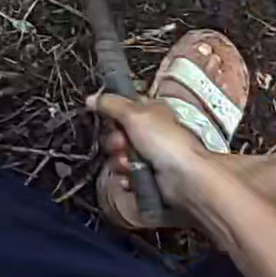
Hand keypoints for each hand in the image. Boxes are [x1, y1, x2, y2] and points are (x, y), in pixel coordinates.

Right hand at [88, 93, 217, 211]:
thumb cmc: (164, 140)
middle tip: (122, 145)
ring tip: (130, 163)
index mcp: (150, 111)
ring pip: (118, 156)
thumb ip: (110, 104)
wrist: (185, 179)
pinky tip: (132, 178)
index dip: (113, 114)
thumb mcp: (134, 113)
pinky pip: (125, 175)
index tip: (109, 120)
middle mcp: (149, 132)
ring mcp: (148, 156)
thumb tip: (90, 98)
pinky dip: (126, 178)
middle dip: (115, 141)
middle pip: (116, 134)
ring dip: (120, 161)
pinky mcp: (147, 177)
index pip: (122, 108)